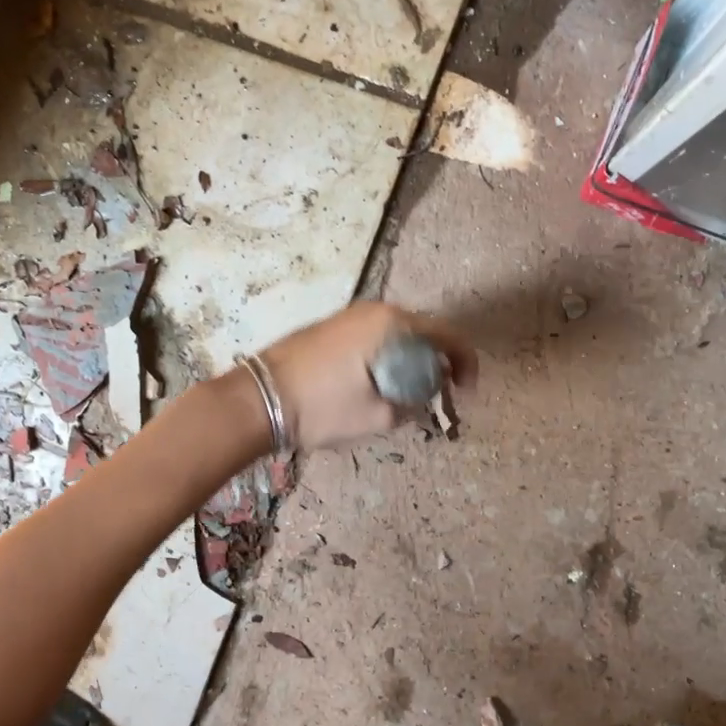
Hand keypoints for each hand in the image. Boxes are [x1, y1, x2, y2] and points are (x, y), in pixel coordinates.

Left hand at [258, 302, 477, 450]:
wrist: (259, 400)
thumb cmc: (323, 408)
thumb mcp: (379, 416)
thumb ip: (413, 404)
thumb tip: (424, 397)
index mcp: (392, 323)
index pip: (446, 335)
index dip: (465, 362)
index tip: (467, 391)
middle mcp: (373, 309)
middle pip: (422, 330)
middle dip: (438, 359)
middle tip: (443, 391)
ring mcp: (349, 315)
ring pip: (396, 333)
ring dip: (411, 357)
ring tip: (414, 390)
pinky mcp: (331, 326)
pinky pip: (374, 336)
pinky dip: (388, 355)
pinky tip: (383, 379)